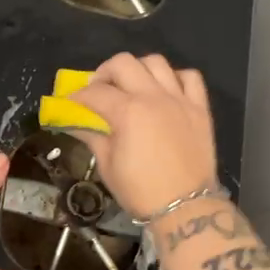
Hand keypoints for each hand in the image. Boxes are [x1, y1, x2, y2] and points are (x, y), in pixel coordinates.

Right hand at [68, 52, 218, 217]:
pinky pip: (190, 77)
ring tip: (131, 85)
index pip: (95, 92)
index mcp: (128, 112)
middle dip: (104, 72)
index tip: (70, 102)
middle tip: (98, 89)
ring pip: (156, 62)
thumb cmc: (140, 190)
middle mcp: (153, 97)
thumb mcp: (108, 165)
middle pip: (123, 63)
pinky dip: (175, 77)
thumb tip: (75, 124)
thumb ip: (93, 137)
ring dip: (138, 69)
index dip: (77, 96)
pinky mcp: (200, 108)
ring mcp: (179, 100)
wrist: (185, 207)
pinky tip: (165, 90)